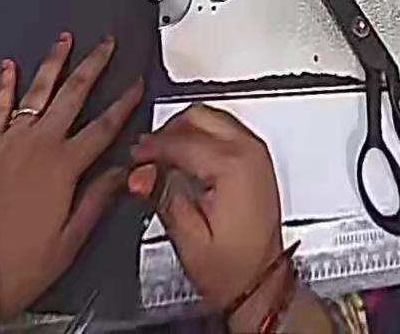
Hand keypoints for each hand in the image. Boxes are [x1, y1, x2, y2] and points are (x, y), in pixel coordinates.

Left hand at [0, 33, 143, 319]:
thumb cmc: (14, 264)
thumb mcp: (69, 241)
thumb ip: (97, 199)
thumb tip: (121, 173)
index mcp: (63, 166)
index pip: (103, 126)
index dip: (124, 103)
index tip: (135, 84)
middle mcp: (39, 144)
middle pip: (73, 93)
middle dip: (93, 64)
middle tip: (106, 44)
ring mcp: (11, 141)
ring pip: (38, 90)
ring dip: (54, 61)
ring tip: (64, 40)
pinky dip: (4, 84)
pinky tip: (8, 67)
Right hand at [130, 106, 285, 318]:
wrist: (263, 284)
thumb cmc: (233, 270)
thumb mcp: (190, 241)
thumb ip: (165, 199)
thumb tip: (142, 173)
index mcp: (233, 166)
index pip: (182, 141)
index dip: (152, 148)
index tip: (135, 157)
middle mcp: (248, 150)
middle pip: (198, 115)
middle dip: (168, 131)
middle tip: (148, 154)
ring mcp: (255, 150)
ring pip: (211, 116)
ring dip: (184, 129)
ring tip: (164, 156)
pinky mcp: (256, 155)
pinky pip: (224, 127)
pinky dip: (201, 133)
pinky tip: (187, 156)